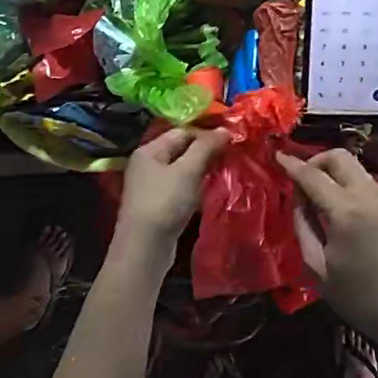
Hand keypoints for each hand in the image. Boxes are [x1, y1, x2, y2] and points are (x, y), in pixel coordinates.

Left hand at [116, 128, 228, 244]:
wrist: (145, 247)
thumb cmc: (165, 202)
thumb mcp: (188, 171)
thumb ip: (206, 148)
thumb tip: (225, 130)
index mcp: (149, 150)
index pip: (182, 132)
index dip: (207, 134)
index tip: (231, 140)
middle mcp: (147, 165)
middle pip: (182, 150)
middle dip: (206, 153)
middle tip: (232, 156)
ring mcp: (151, 186)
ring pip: (182, 171)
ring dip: (203, 172)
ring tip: (226, 173)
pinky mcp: (158, 205)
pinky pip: (181, 188)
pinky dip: (196, 188)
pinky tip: (211, 192)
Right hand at [278, 150, 377, 356]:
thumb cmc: (364, 299)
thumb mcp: (318, 269)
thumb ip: (303, 228)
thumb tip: (298, 201)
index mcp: (346, 210)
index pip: (312, 175)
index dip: (291, 164)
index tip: (277, 157)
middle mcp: (369, 195)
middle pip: (338, 157)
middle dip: (315, 161)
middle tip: (301, 182)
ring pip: (355, 168)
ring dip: (333, 174)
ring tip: (320, 200)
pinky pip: (367, 184)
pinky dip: (349, 186)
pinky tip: (342, 212)